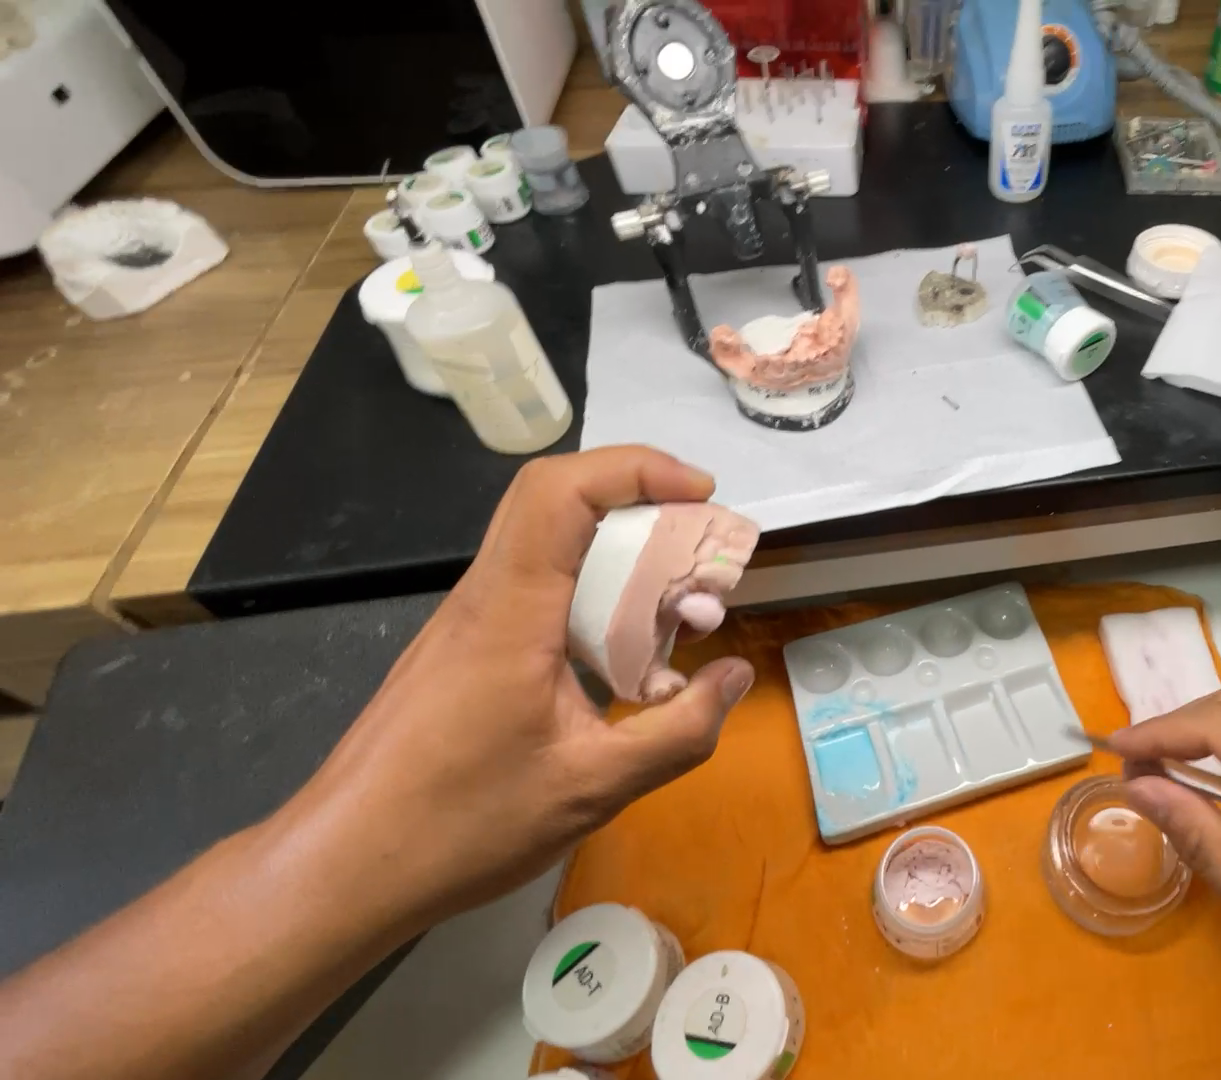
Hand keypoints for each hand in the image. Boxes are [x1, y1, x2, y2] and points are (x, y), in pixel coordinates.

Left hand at [273, 446, 755, 927]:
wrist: (337, 874)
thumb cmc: (459, 827)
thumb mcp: (594, 789)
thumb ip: (681, 731)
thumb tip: (736, 675)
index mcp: (510, 614)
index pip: (560, 493)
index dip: (636, 469)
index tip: (700, 494)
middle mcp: (485, 598)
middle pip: (555, 499)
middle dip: (641, 497)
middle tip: (701, 539)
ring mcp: (470, 620)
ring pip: (549, 541)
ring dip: (621, 546)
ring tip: (679, 594)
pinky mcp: (469, 647)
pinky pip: (541, 584)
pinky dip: (598, 586)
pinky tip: (627, 644)